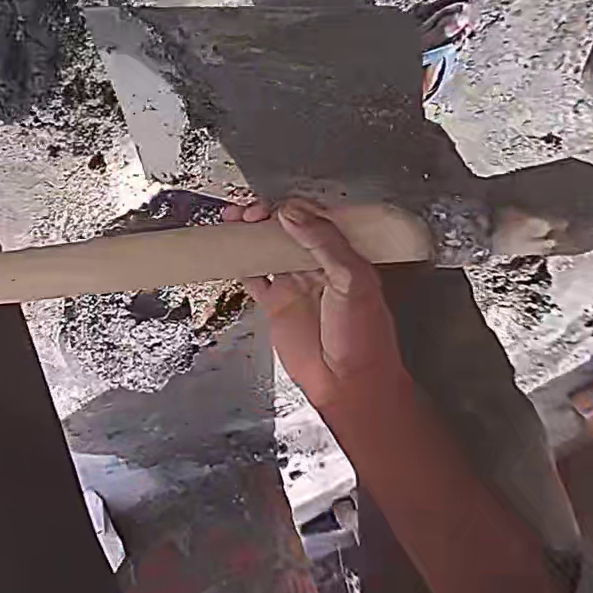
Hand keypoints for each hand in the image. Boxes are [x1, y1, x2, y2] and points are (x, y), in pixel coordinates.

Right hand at [226, 198, 405, 411]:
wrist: (348, 384)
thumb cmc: (364, 337)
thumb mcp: (353, 281)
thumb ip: (324, 244)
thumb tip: (291, 213)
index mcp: (343, 254)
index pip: (314, 218)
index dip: (291, 208)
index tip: (274, 209)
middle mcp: (317, 265)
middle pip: (285, 228)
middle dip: (265, 215)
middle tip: (249, 214)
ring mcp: (294, 283)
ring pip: (266, 247)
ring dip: (249, 233)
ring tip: (233, 222)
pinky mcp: (275, 303)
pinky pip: (253, 276)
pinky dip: (239, 262)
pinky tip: (229, 252)